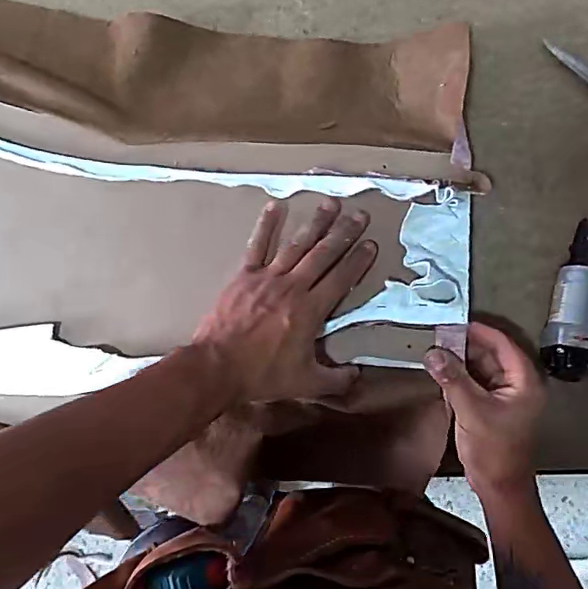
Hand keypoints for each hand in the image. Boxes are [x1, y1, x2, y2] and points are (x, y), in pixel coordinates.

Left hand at [192, 198, 379, 403]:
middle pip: (323, 255)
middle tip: (360, 215)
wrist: (216, 367)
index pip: (341, 279)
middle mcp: (292, 287)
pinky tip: (277, 206)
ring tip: (330, 204)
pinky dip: (267, 225)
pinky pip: (257, 246)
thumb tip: (357, 375)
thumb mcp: (305, 383)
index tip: (371, 244)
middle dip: (344, 233)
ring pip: (296, 245)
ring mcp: (267, 278)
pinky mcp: (244, 276)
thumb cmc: (262, 376)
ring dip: (315, 223)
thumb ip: (335, 380)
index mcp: (310, 311)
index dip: (358, 261)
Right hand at [423, 322, 545, 495]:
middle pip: (492, 354)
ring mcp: (505, 396)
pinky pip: (475, 382)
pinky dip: (460, 376)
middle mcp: (518, 384)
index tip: (457, 322)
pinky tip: (442, 371)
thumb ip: (453, 379)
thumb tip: (434, 353)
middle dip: (466, 345)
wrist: (499, 485)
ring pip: (482, 368)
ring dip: (461, 360)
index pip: (504, 344)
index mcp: (525, 381)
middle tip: (440, 336)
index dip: (480, 331)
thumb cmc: (496, 452)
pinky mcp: (492, 406)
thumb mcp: (472, 411)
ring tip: (437, 351)